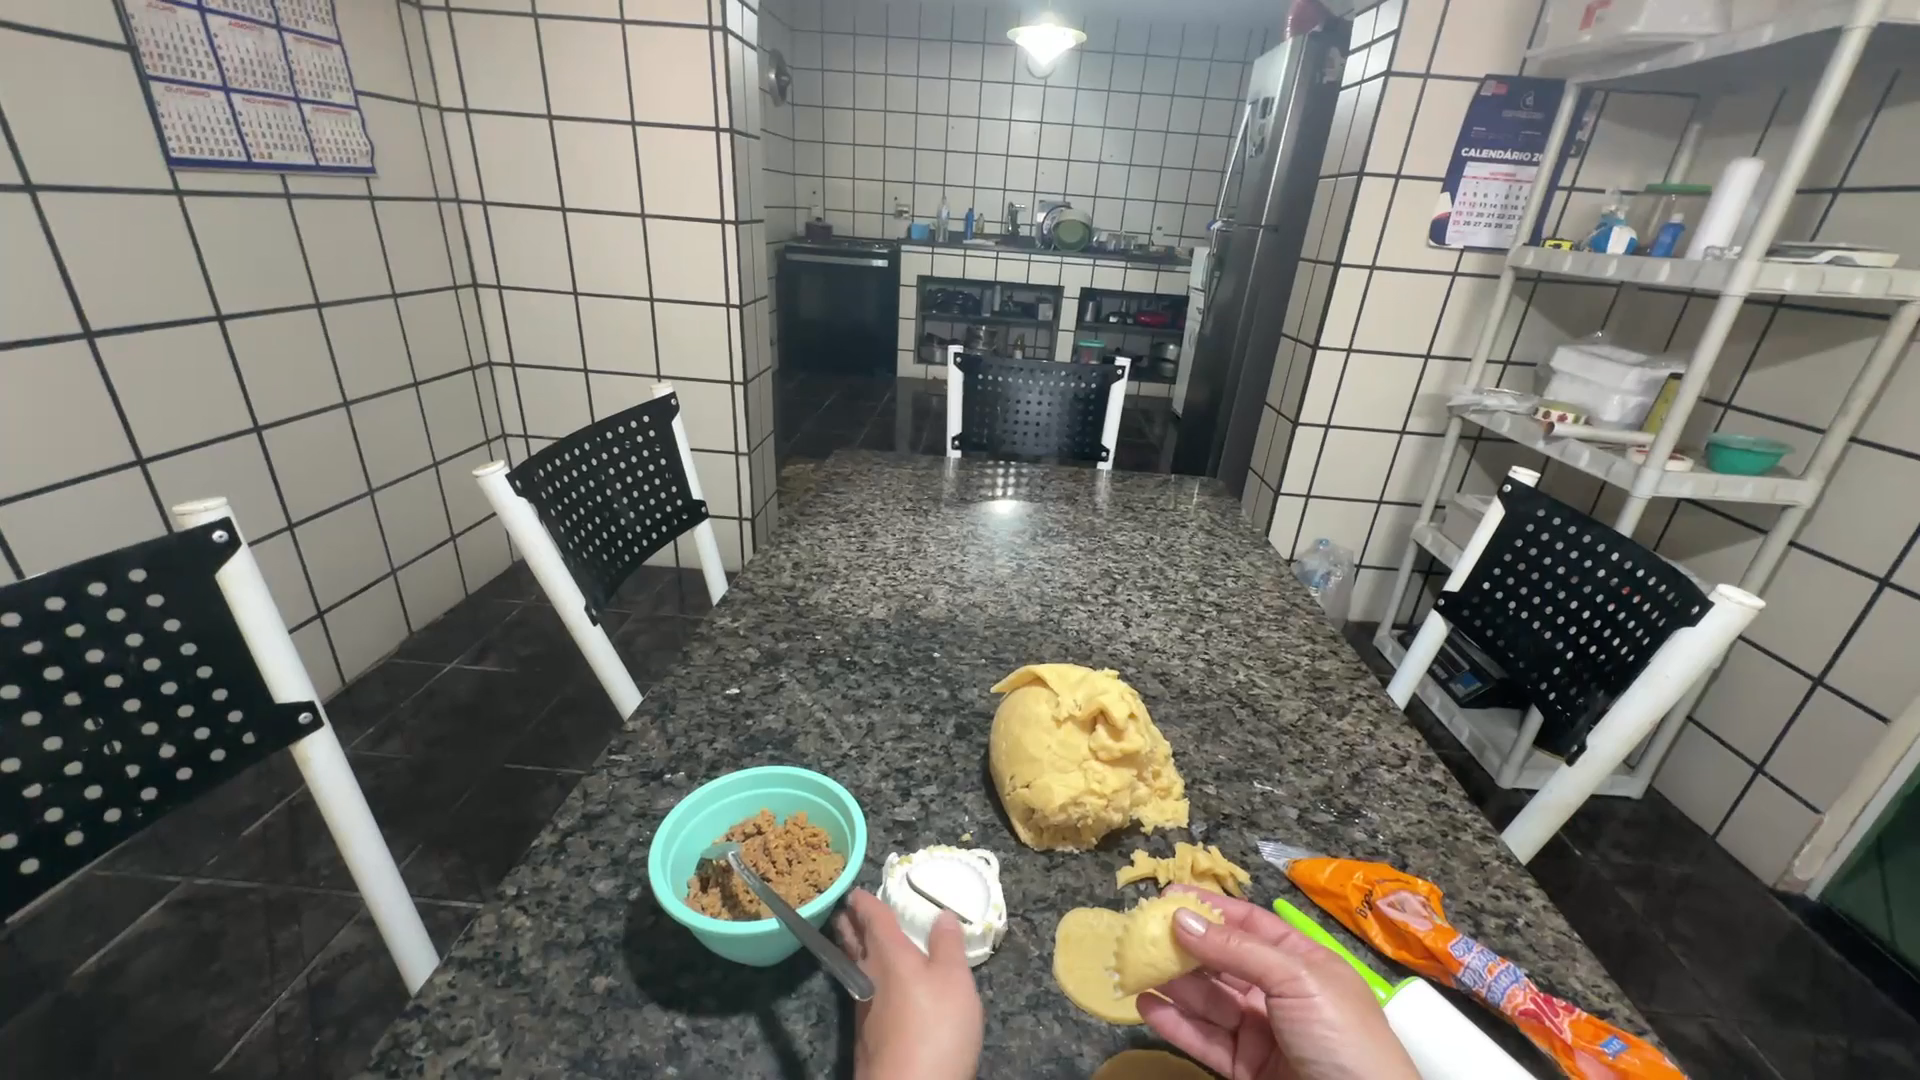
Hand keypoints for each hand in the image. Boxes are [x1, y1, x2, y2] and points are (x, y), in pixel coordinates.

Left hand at [835, 888, 982, 1079]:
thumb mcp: (955, 980)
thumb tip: (942, 914)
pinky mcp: (866, 1035)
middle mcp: (869, 975)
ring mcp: (863, 1008)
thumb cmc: (934, 1028)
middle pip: (854, 942)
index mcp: (889, 954)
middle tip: (845, 910)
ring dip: (854, 950)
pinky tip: (875, 987)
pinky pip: (861, 991)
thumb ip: (948, 946)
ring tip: (856, 941)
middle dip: (849, 925)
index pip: (873, 919)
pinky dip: (864, 977)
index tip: (856, 891)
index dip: (865, 902)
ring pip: (854, 967)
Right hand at [1137, 886, 1419, 1079]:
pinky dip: (1174, 1023)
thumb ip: (1237, 950)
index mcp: (1301, 962)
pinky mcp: (1246, 1069)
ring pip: (1208, 1000)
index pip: (1247, 924)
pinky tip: (1146, 1007)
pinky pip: (1205, 1040)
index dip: (1208, 909)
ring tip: (1135, 967)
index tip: (1165, 897)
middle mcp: (1279, 992)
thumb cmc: (1343, 1037)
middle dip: (1183, 946)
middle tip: (1140, 933)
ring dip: (1172, 983)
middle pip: (1222, 960)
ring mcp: (1262, 1032)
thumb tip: (1180, 917)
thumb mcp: (1297, 980)